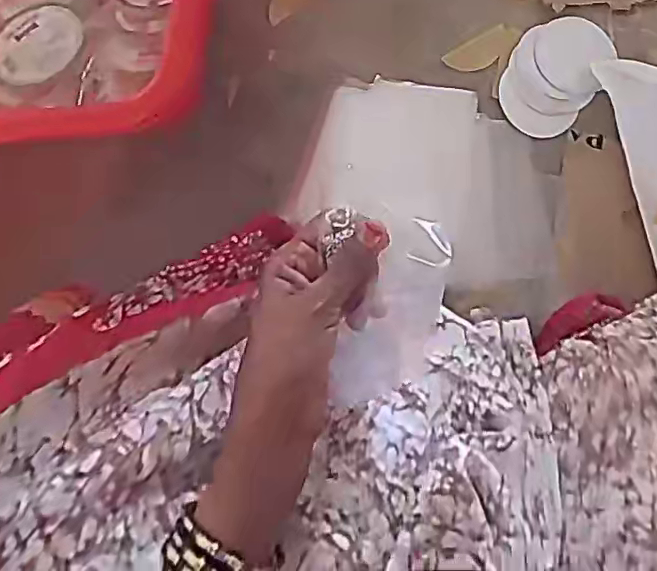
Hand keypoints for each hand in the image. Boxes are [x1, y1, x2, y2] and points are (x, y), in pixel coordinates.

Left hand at [197, 220, 387, 557]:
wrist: (277, 429)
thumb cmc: (289, 362)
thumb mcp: (319, 306)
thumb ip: (349, 264)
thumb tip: (374, 226)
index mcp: (286, 266)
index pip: (326, 229)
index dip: (354, 233)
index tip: (380, 248)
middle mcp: (297, 280)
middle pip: (342, 251)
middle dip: (361, 267)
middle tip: (367, 293)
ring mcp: (311, 305)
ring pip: (350, 277)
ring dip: (364, 290)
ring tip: (366, 315)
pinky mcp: (324, 328)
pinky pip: (349, 302)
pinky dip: (360, 307)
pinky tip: (365, 323)